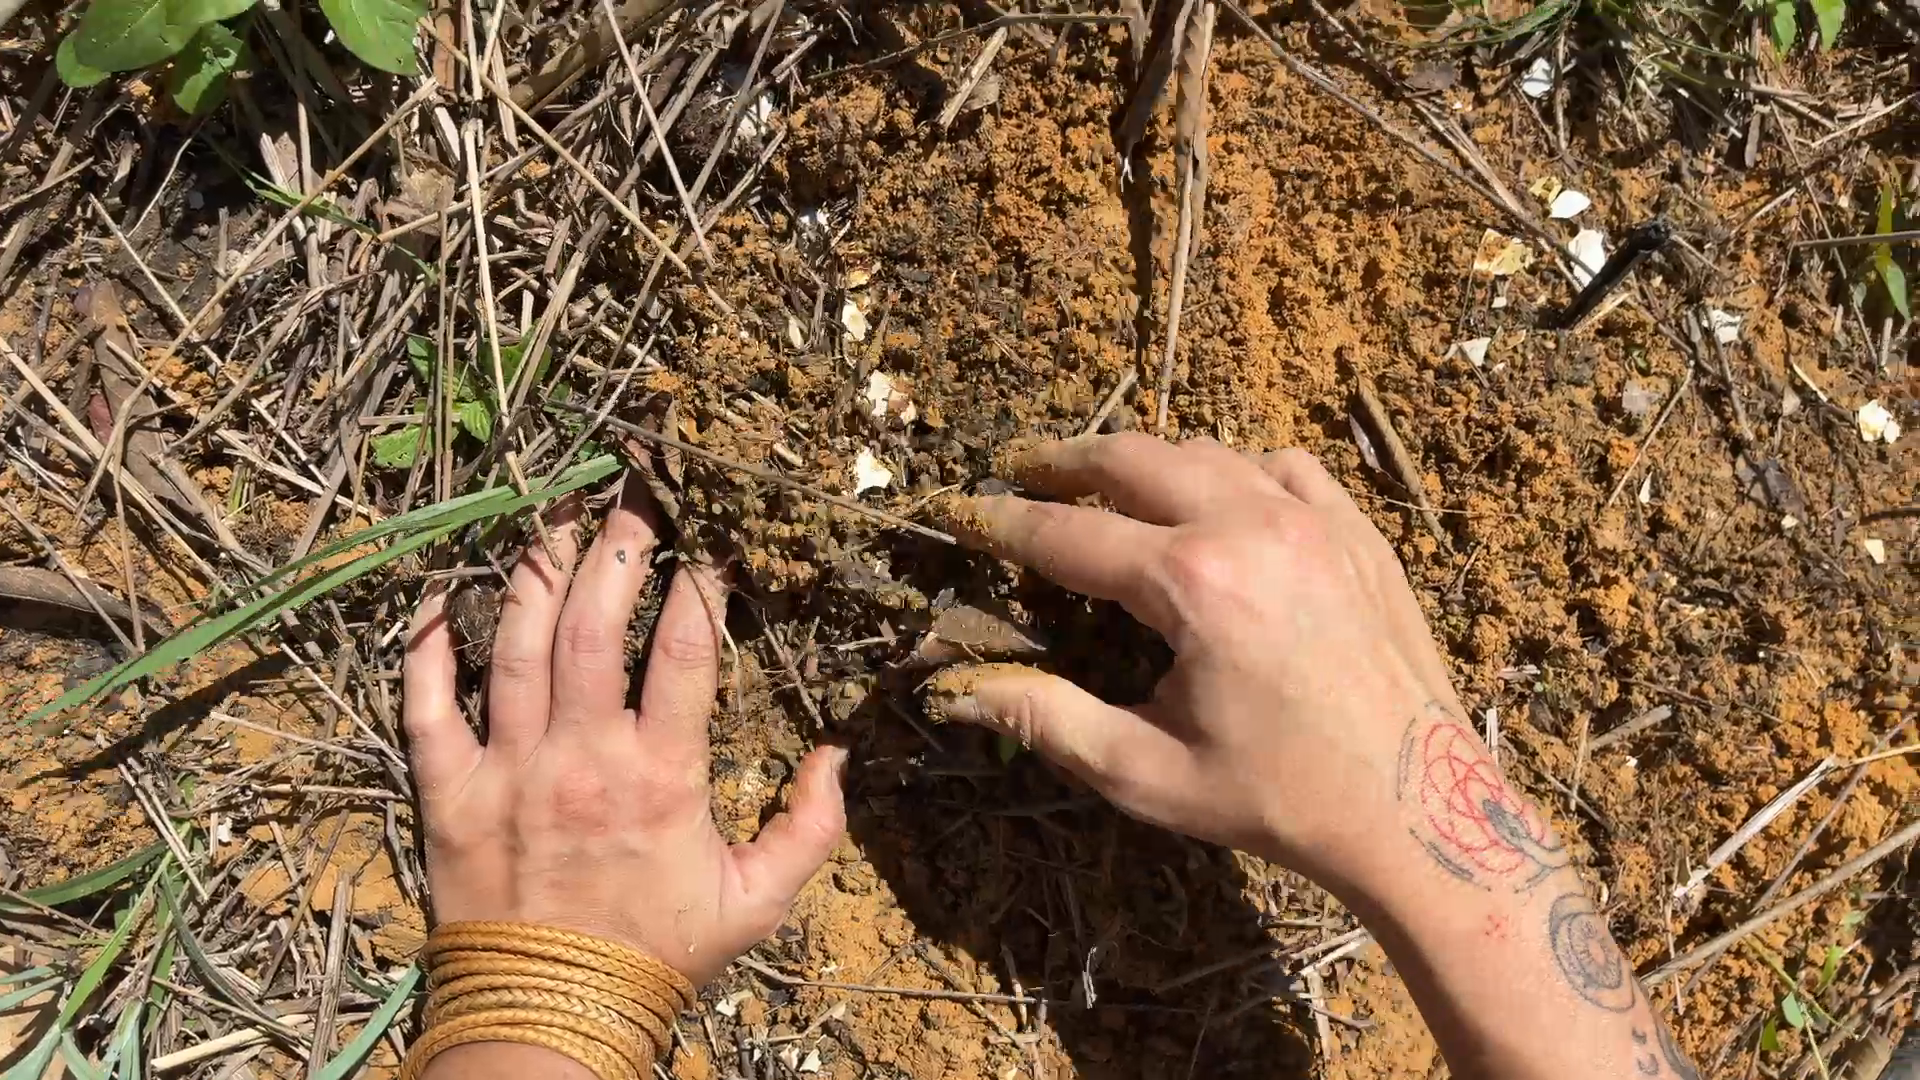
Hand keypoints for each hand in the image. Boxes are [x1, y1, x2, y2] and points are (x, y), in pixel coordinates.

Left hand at [403, 478, 846, 984]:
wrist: (550, 1024)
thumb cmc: (662, 952)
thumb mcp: (759, 900)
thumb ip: (813, 827)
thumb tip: (837, 753)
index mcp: (660, 775)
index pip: (683, 650)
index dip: (699, 584)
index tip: (712, 538)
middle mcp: (581, 757)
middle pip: (593, 625)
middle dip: (618, 550)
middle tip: (634, 497)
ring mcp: (506, 769)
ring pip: (514, 646)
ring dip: (535, 575)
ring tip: (557, 521)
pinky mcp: (449, 795)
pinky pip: (427, 707)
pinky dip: (426, 649)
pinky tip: (437, 601)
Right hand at [927, 434, 1463, 895]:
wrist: (1427, 815)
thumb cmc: (1277, 799)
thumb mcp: (1145, 772)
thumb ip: (1046, 719)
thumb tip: (958, 691)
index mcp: (1192, 584)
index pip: (1067, 534)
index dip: (1004, 523)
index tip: (964, 509)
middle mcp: (1250, 526)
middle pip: (1130, 458)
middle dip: (1063, 460)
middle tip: (1022, 469)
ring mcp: (1312, 517)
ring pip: (1202, 451)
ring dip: (1141, 463)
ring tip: (1103, 484)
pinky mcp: (1356, 528)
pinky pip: (1278, 466)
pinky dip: (1230, 470)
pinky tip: (1217, 502)